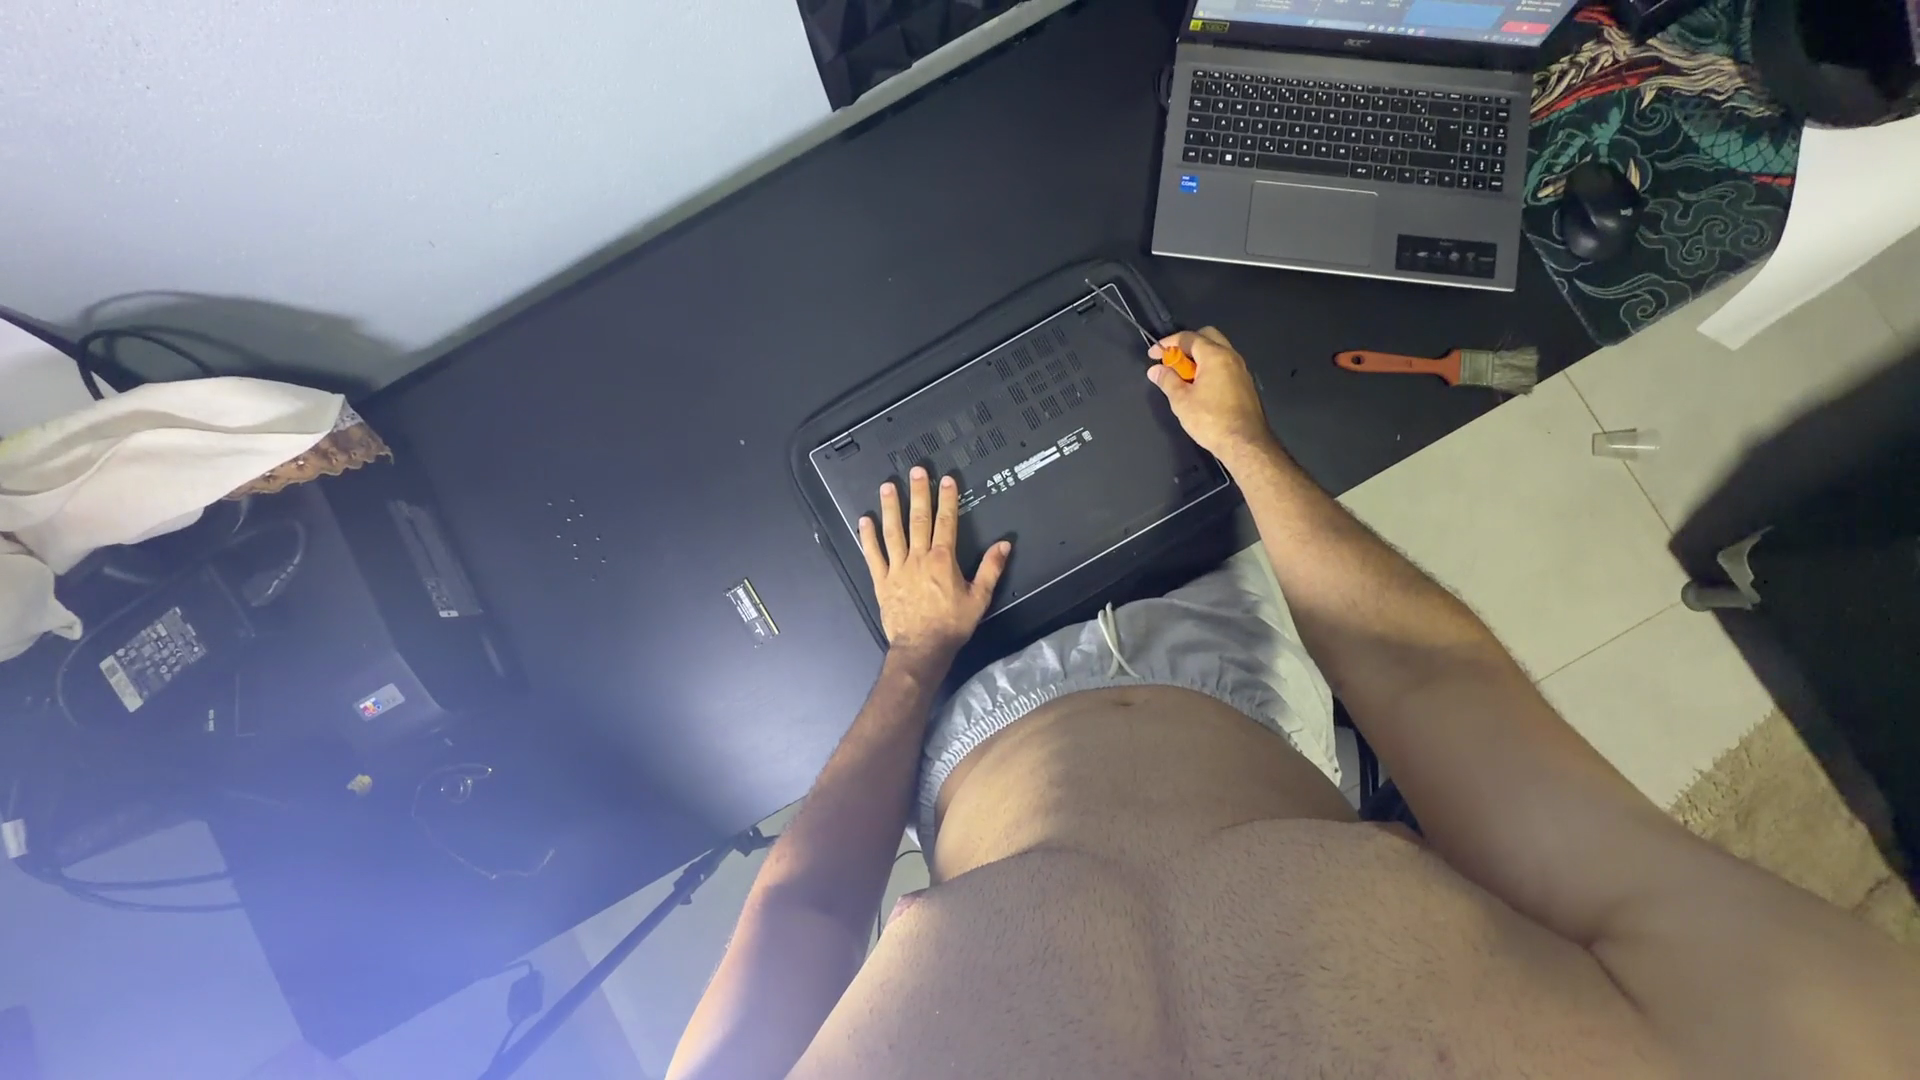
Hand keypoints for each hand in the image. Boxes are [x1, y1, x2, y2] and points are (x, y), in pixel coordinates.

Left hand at [858, 466, 1011, 659]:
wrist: (922, 648)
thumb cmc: (950, 626)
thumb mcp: (979, 598)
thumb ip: (991, 569)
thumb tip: (1003, 546)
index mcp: (942, 560)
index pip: (946, 522)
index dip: (947, 499)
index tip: (946, 480)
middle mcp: (918, 559)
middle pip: (918, 519)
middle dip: (919, 493)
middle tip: (916, 471)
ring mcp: (898, 569)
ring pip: (893, 532)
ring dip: (891, 507)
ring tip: (888, 487)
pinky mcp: (882, 581)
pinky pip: (873, 555)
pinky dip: (868, 538)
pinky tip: (864, 522)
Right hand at [1147, 327, 1279, 465]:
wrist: (1244, 442)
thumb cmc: (1210, 420)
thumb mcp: (1181, 401)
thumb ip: (1167, 380)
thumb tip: (1155, 370)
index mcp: (1215, 356)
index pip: (1189, 338)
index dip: (1168, 344)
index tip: (1154, 354)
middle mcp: (1231, 356)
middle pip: (1207, 337)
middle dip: (1186, 345)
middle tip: (1172, 362)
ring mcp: (1241, 370)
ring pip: (1218, 351)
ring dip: (1199, 358)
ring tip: (1184, 377)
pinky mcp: (1245, 384)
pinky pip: (1225, 365)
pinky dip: (1210, 368)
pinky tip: (1200, 388)